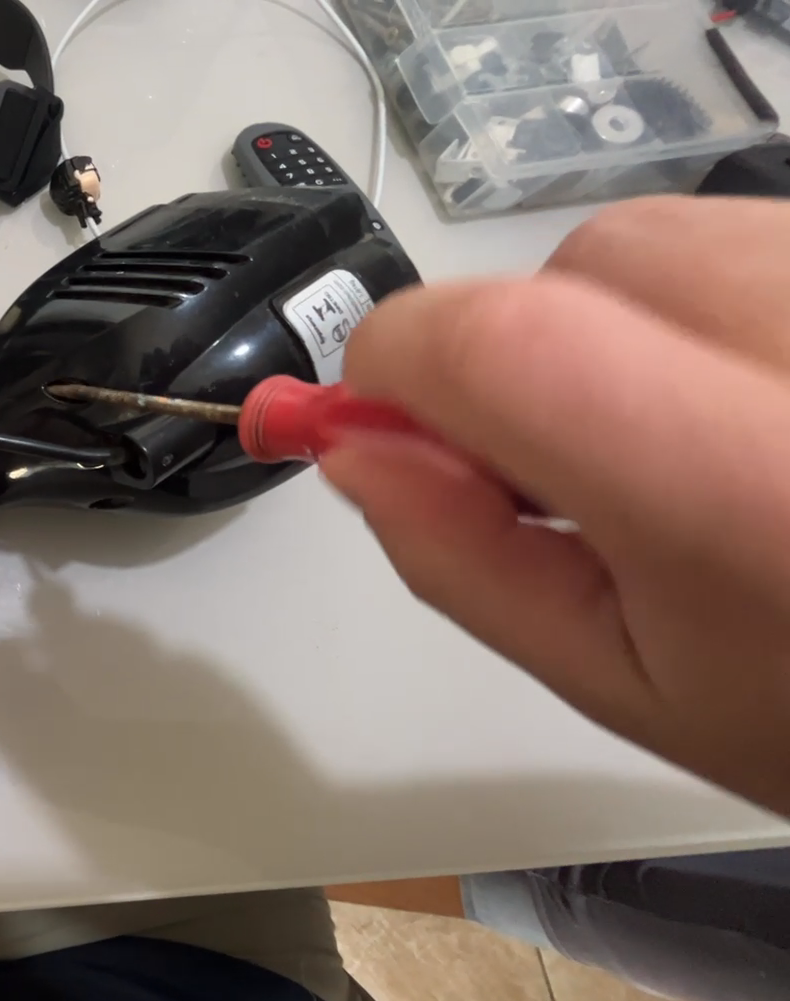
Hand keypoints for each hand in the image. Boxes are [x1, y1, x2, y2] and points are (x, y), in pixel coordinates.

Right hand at [321, 196, 789, 812]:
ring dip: (624, 319)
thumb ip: (453, 556)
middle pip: (597, 260)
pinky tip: (763, 395)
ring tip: (677, 423)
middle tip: (546, 442)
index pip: (501, 342)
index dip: (394, 355)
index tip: (374, 411)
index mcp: (753, 493)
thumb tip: (350, 448)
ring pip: (687, 235)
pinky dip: (722, 304)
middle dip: (516, 337)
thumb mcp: (610, 668)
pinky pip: (774, 239)